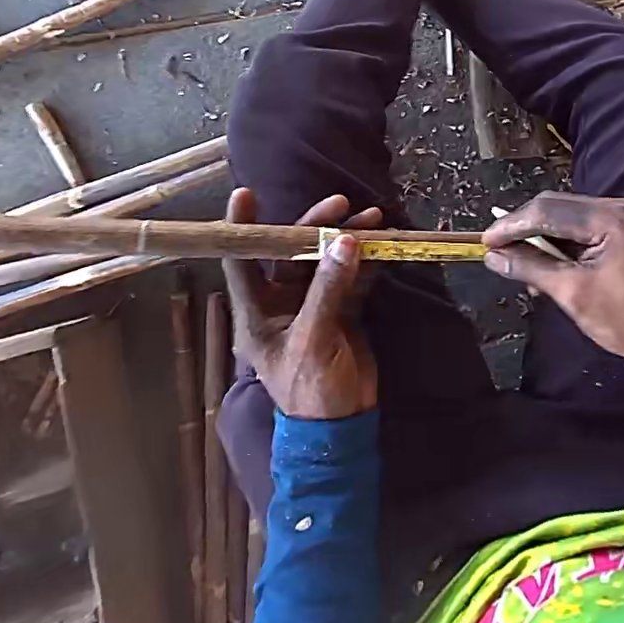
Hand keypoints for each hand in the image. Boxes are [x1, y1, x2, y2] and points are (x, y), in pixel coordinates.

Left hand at [218, 188, 379, 418]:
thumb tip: (345, 242)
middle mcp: (280, 302)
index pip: (241, 261)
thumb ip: (328, 289)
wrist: (344, 428)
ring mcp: (312, 304)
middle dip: (314, 226)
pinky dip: (365, 261)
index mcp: (256, 312)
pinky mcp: (340, 310)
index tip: (246, 194)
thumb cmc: (311, 391)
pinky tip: (382, 245)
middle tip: (340, 204)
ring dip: (347, 239)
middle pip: (291, 252)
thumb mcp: (314, 339)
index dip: (241, 227)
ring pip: (325, 260)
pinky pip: (350, 277)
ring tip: (373, 218)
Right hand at [482, 193, 623, 369]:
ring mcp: (621, 214)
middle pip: (552, 206)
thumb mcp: (571, 293)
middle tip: (496, 249)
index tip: (486, 242)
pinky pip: (576, 224)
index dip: (510, 225)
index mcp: (611, 220)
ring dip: (537, 235)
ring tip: (517, 261)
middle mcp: (617, 207)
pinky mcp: (621, 226)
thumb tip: (492, 256)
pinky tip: (542, 262)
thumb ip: (529, 267)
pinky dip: (555, 240)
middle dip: (521, 227)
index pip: (545, 211)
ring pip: (561, 213)